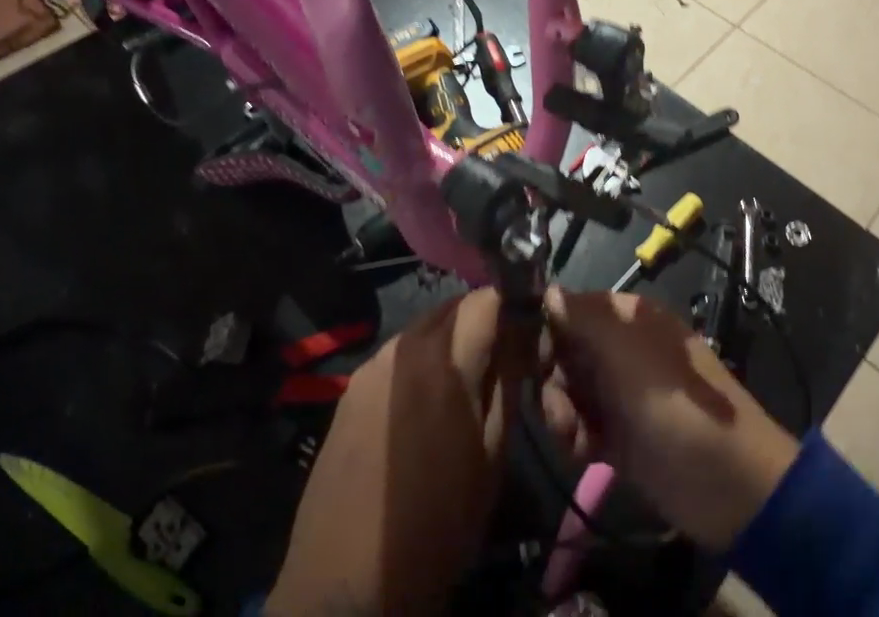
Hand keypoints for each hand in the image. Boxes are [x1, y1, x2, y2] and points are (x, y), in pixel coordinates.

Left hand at [267, 288, 530, 615]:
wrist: (350, 580)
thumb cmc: (439, 520)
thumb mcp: (493, 452)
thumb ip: (508, 380)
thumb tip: (522, 333)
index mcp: (444, 360)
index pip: (487, 298)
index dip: (514, 306)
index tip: (531, 330)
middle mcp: (401, 350)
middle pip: (452, 308)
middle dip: (483, 321)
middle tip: (505, 359)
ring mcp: (369, 370)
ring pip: (423, 330)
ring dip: (452, 341)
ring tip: (469, 384)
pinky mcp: (347, 394)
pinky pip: (396, 357)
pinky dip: (421, 363)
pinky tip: (429, 404)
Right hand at [539, 288, 798, 549]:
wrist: (726, 487)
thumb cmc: (679, 410)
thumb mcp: (632, 355)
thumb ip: (588, 319)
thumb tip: (549, 290)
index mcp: (633, 321)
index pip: (575, 309)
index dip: (552, 331)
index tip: (539, 360)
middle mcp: (624, 352)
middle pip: (566, 353)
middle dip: (555, 381)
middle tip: (563, 410)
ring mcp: (622, 395)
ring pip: (569, 392)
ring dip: (562, 414)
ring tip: (575, 438)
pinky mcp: (618, 436)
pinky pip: (580, 426)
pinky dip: (576, 438)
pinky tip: (585, 454)